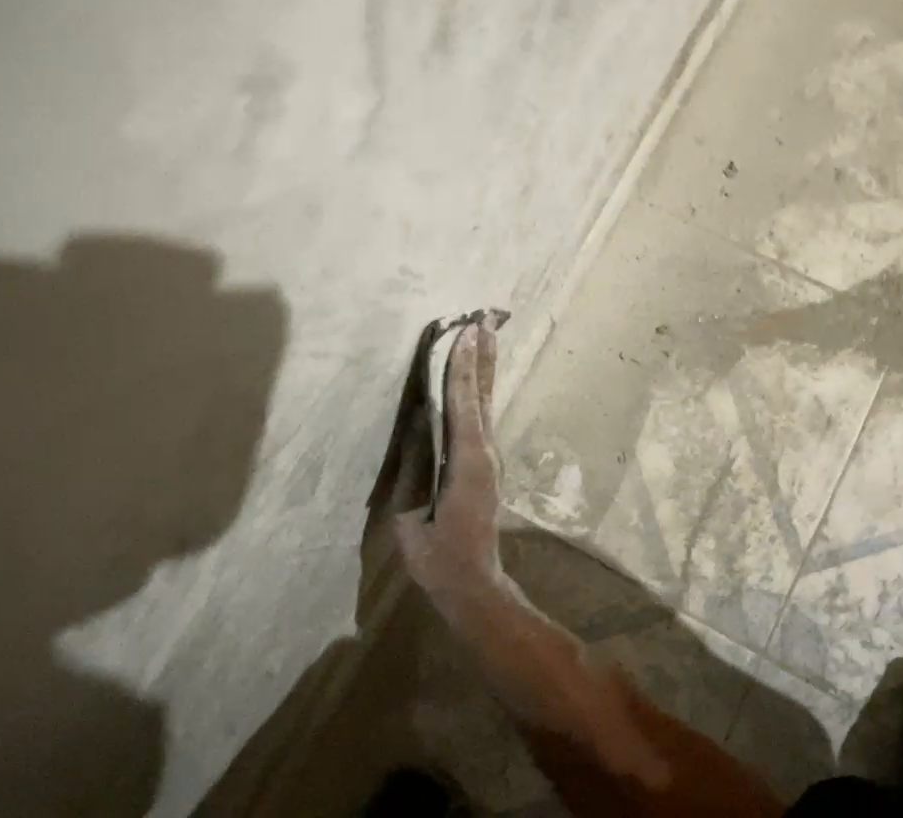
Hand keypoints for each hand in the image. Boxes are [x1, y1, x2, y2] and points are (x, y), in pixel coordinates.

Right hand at [393, 321, 503, 601]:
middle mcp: (485, 453)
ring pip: (487, 404)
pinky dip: (479, 390)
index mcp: (467, 464)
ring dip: (485, 368)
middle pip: (483, 395)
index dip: (461, 368)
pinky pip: (482, 418)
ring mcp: (490, 458)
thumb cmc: (438, 557)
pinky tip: (477, 377)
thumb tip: (417, 421)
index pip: (463, 406)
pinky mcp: (487, 464)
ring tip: (487, 333)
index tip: (464, 333)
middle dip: (483, 355)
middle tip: (486, 318)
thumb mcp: (412, 516)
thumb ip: (415, 468)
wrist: (474, 585)